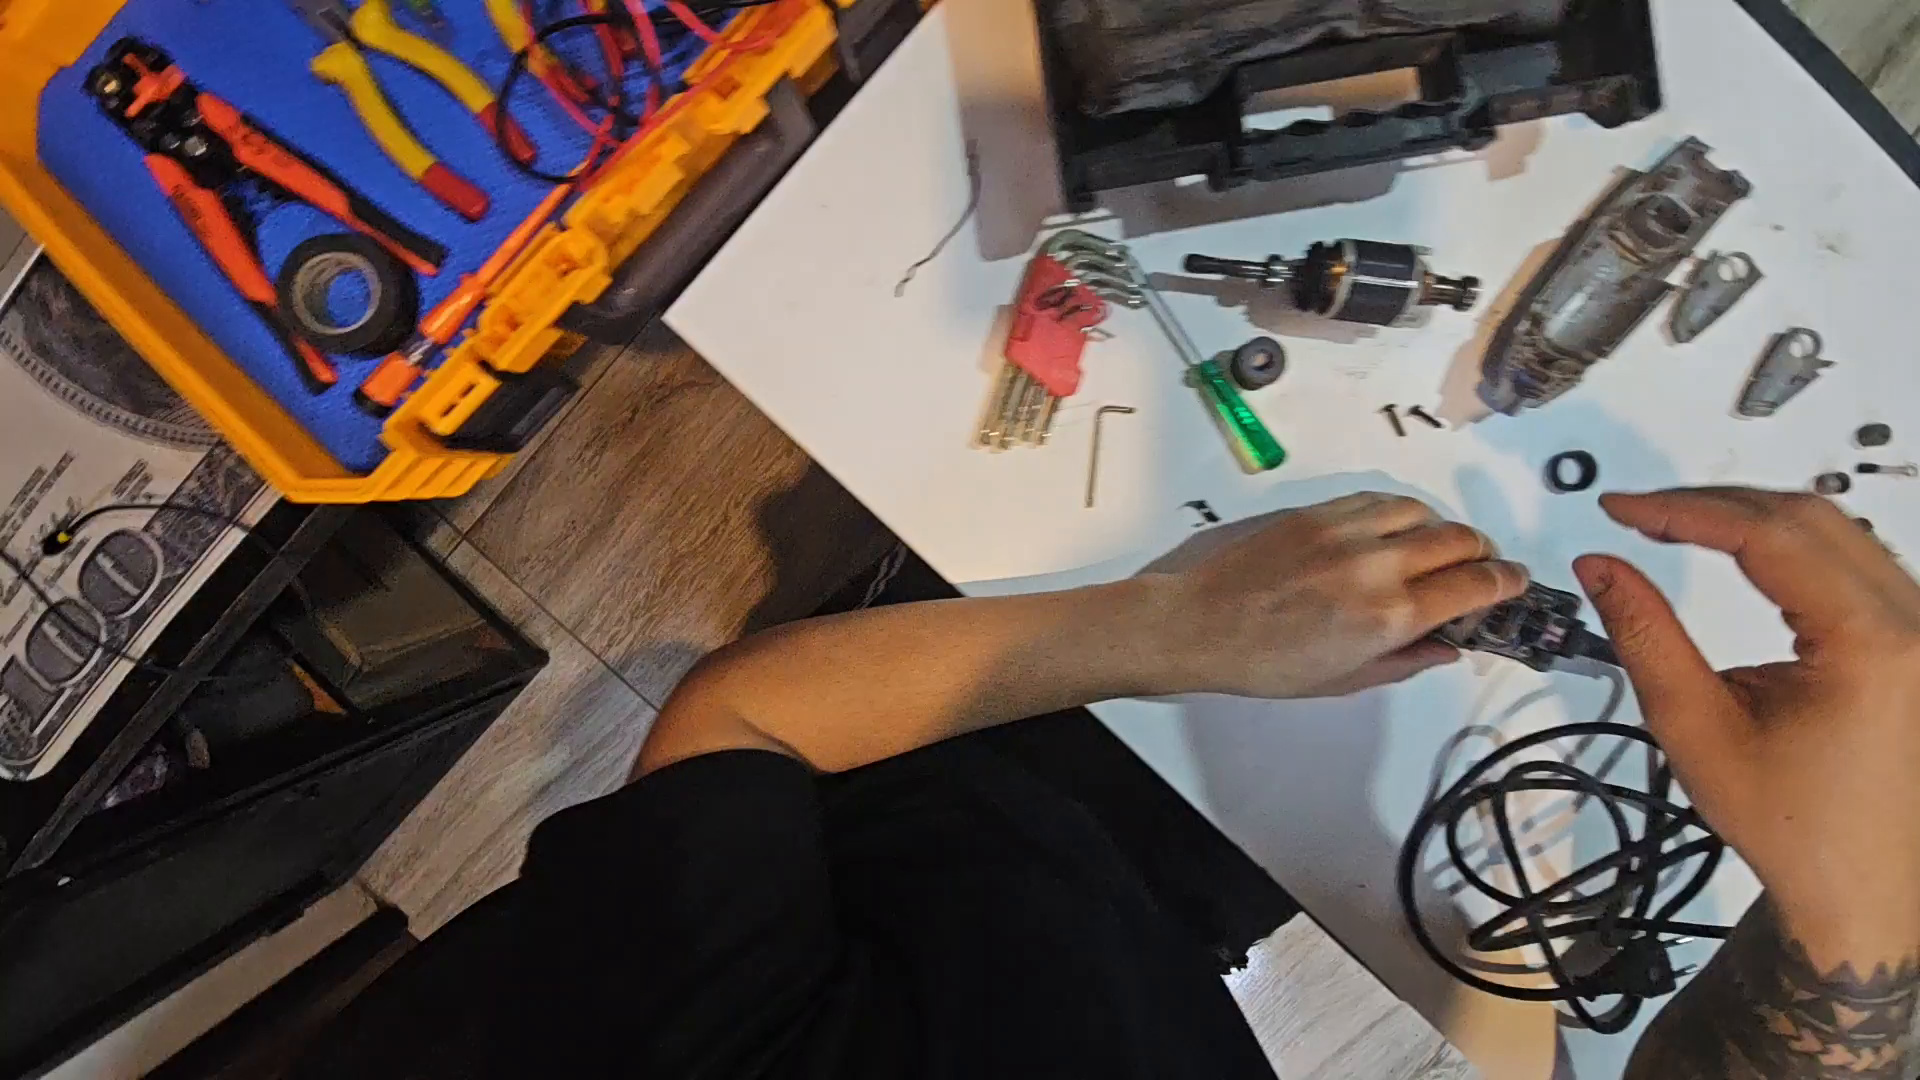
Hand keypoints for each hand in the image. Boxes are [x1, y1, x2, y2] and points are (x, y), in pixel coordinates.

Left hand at [1154, 492, 1529, 698]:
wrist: (1200, 624)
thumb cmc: (1264, 663)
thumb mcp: (1345, 680)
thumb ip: (1407, 660)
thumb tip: (1451, 645)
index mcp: (1389, 615)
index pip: (1478, 585)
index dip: (1507, 584)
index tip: (1511, 586)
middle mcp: (1375, 564)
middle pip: (1460, 540)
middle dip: (1480, 555)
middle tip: (1472, 571)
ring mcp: (1342, 531)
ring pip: (1420, 510)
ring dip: (1437, 529)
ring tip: (1427, 551)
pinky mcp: (1312, 513)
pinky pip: (1374, 499)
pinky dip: (1394, 512)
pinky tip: (1385, 532)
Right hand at [1574, 488, 1919, 964]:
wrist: (1868, 880)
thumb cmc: (1783, 811)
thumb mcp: (1690, 720)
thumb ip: (1641, 631)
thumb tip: (1598, 564)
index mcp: (1874, 645)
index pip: (1769, 537)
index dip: (1681, 510)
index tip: (1613, 508)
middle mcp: (1918, 626)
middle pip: (1810, 517)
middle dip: (1709, 502)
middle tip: (1631, 511)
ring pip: (1835, 529)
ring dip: (1744, 515)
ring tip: (1666, 523)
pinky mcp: (1916, 640)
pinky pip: (1848, 558)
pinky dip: (1778, 539)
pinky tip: (1730, 546)